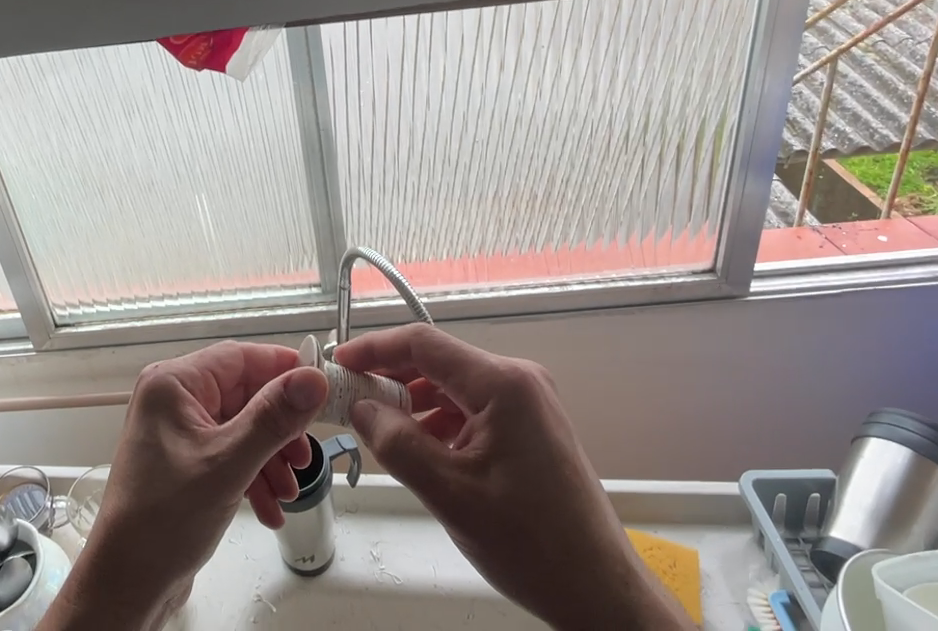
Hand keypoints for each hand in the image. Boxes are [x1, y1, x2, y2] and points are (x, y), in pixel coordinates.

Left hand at [42, 341, 327, 630]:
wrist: (127, 583)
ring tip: (288, 491)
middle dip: (279, 428)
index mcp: (173, 383)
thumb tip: (312, 379)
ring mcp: (179, 430)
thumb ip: (273, 418)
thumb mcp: (227, 464)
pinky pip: (231, 452)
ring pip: (243, 426)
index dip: (282, 369)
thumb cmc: (162, 520)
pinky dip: (254, 475)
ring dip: (270, 457)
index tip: (319, 387)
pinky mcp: (186, 459)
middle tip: (303, 456)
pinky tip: (271, 508)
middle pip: (245, 393)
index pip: (239, 357)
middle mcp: (173, 398)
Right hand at [335, 324, 691, 630]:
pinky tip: (420, 449)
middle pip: (437, 361)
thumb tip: (360, 407)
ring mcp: (529, 402)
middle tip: (350, 399)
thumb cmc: (530, 544)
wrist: (600, 592)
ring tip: (379, 430)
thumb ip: (395, 442)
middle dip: (390, 378)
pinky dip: (438, 420)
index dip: (373, 348)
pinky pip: (472, 407)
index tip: (337, 363)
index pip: (422, 343)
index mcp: (503, 384)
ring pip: (452, 385)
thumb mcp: (448, 493)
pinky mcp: (531, 426)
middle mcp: (519, 380)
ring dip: (413, 402)